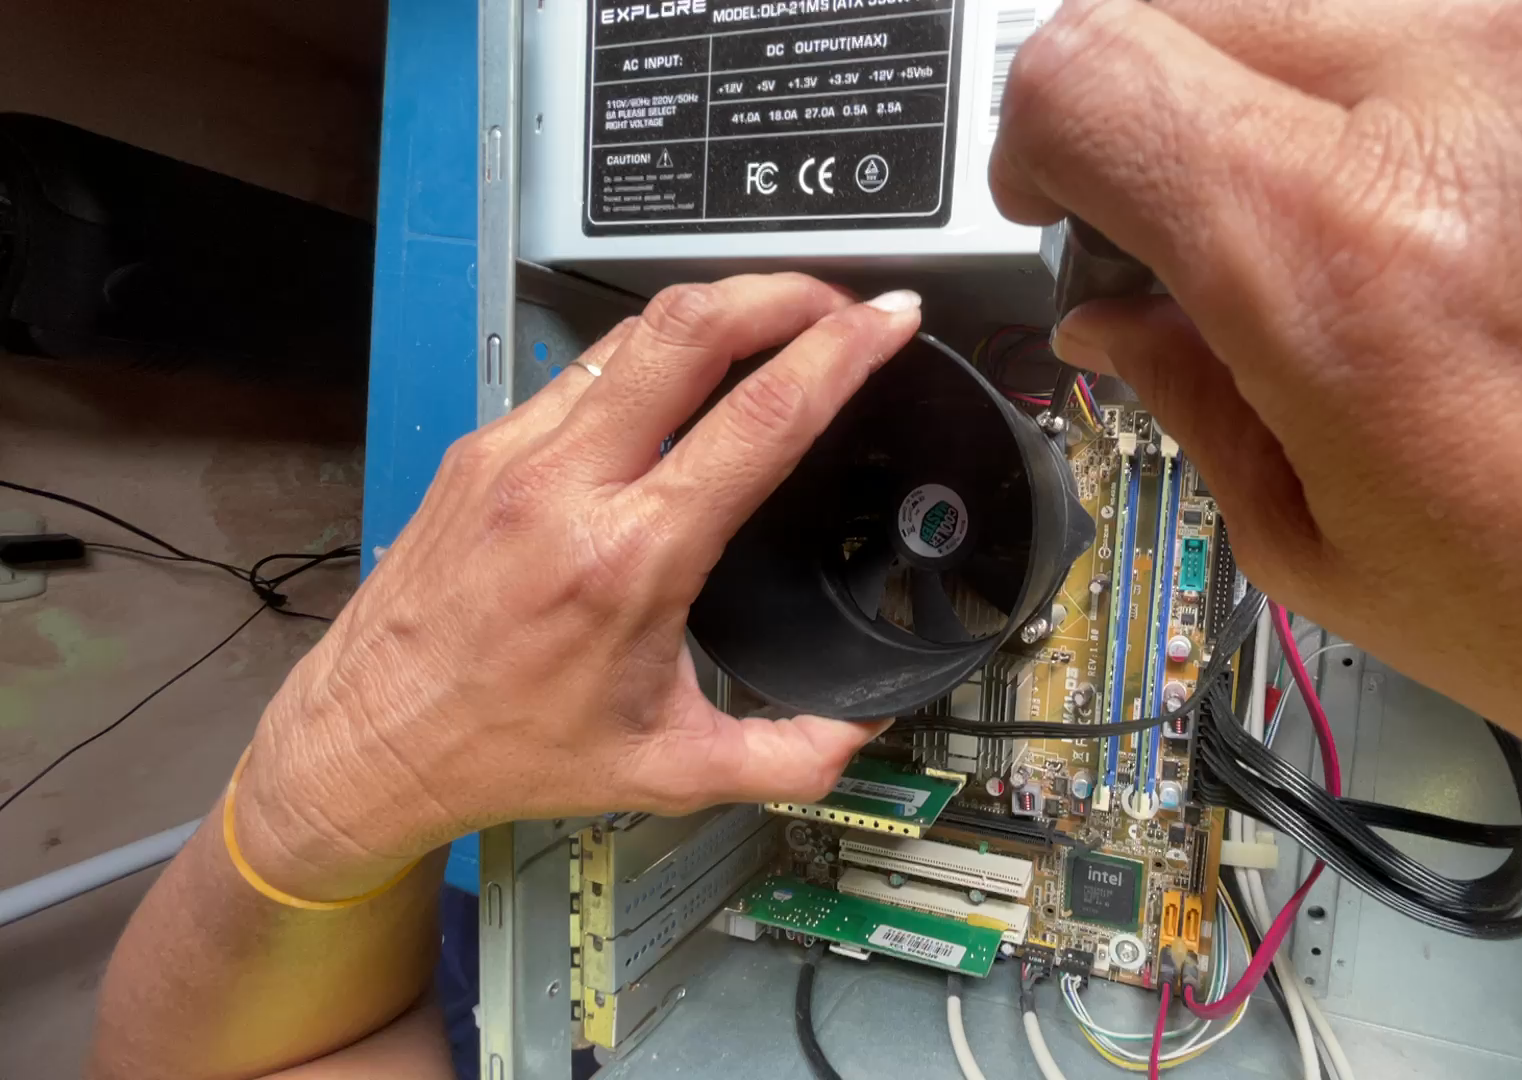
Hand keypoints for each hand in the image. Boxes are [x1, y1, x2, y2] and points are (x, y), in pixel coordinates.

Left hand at [230, 275, 922, 899]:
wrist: (369, 743)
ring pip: (640, 331)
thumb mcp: (673, 771)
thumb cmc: (516, 751)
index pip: (760, 418)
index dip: (840, 353)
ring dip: (726, 306)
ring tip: (784, 317)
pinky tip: (699, 364)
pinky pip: (595, 364)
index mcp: (633, 557)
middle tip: (844, 300)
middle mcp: (572, 482)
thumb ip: (789, 758)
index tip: (889, 321)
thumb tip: (865, 732)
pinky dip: (667, 344)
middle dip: (784, 292)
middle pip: (691, 330)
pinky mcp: (490, 445)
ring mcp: (519, 450)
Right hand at [995, 0, 1521, 902]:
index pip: (1087, 77)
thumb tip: (1100, 317)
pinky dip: (1408, 74)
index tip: (1063, 205)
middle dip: (1140, 107)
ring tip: (1315, 204)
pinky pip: (1477, 0)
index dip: (1037, 138)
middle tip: (1174, 216)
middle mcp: (1485, 88)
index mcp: (1340, 261)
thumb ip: (1181, 391)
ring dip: (1267, 84)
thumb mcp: (1309, 540)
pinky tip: (1446, 181)